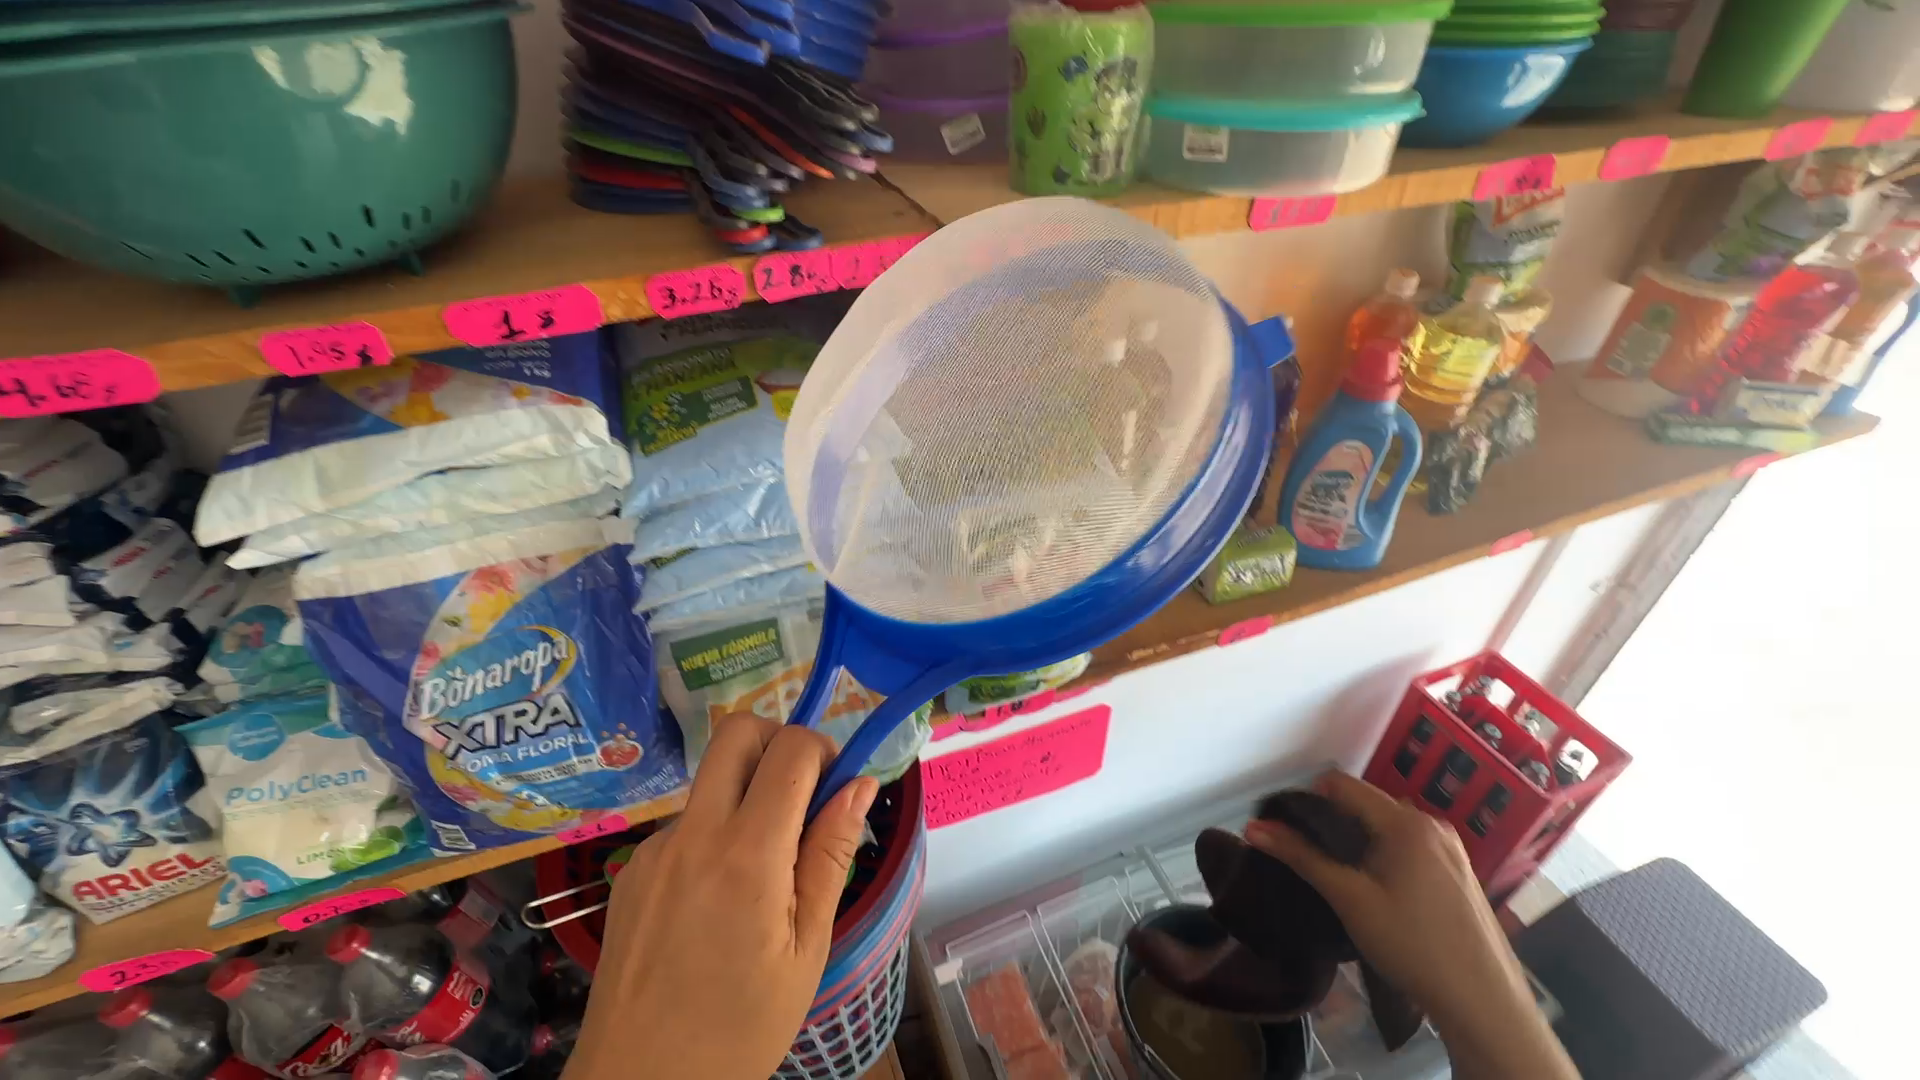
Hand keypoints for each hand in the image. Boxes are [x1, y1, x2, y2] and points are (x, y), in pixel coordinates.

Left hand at [567, 715, 878, 1079]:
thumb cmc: (741, 1026)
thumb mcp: (808, 946)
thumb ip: (831, 854)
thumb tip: (860, 783)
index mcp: (747, 854)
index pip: (789, 749)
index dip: (823, 750)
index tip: (836, 787)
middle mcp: (694, 833)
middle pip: (736, 732)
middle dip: (778, 741)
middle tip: (801, 794)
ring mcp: (654, 848)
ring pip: (711, 780)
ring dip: (747, 793)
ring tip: (763, 871)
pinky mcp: (631, 869)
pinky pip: (685, 823)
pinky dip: (715, 833)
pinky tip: (719, 899)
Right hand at [1243, 772, 1577, 1079]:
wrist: (1486, 1005)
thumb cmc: (1412, 945)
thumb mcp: (1348, 898)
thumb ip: (1300, 856)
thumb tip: (1252, 826)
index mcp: (1405, 822)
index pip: (1340, 784)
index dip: (1306, 801)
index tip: (1287, 830)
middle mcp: (1431, 824)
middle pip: (1364, 803)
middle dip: (1331, 822)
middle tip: (1307, 857)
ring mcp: (1450, 848)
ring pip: (1386, 826)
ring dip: (1357, 840)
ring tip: (1337, 876)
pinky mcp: (1459, 872)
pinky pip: (1408, 845)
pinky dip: (1383, 855)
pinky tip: (1376, 890)